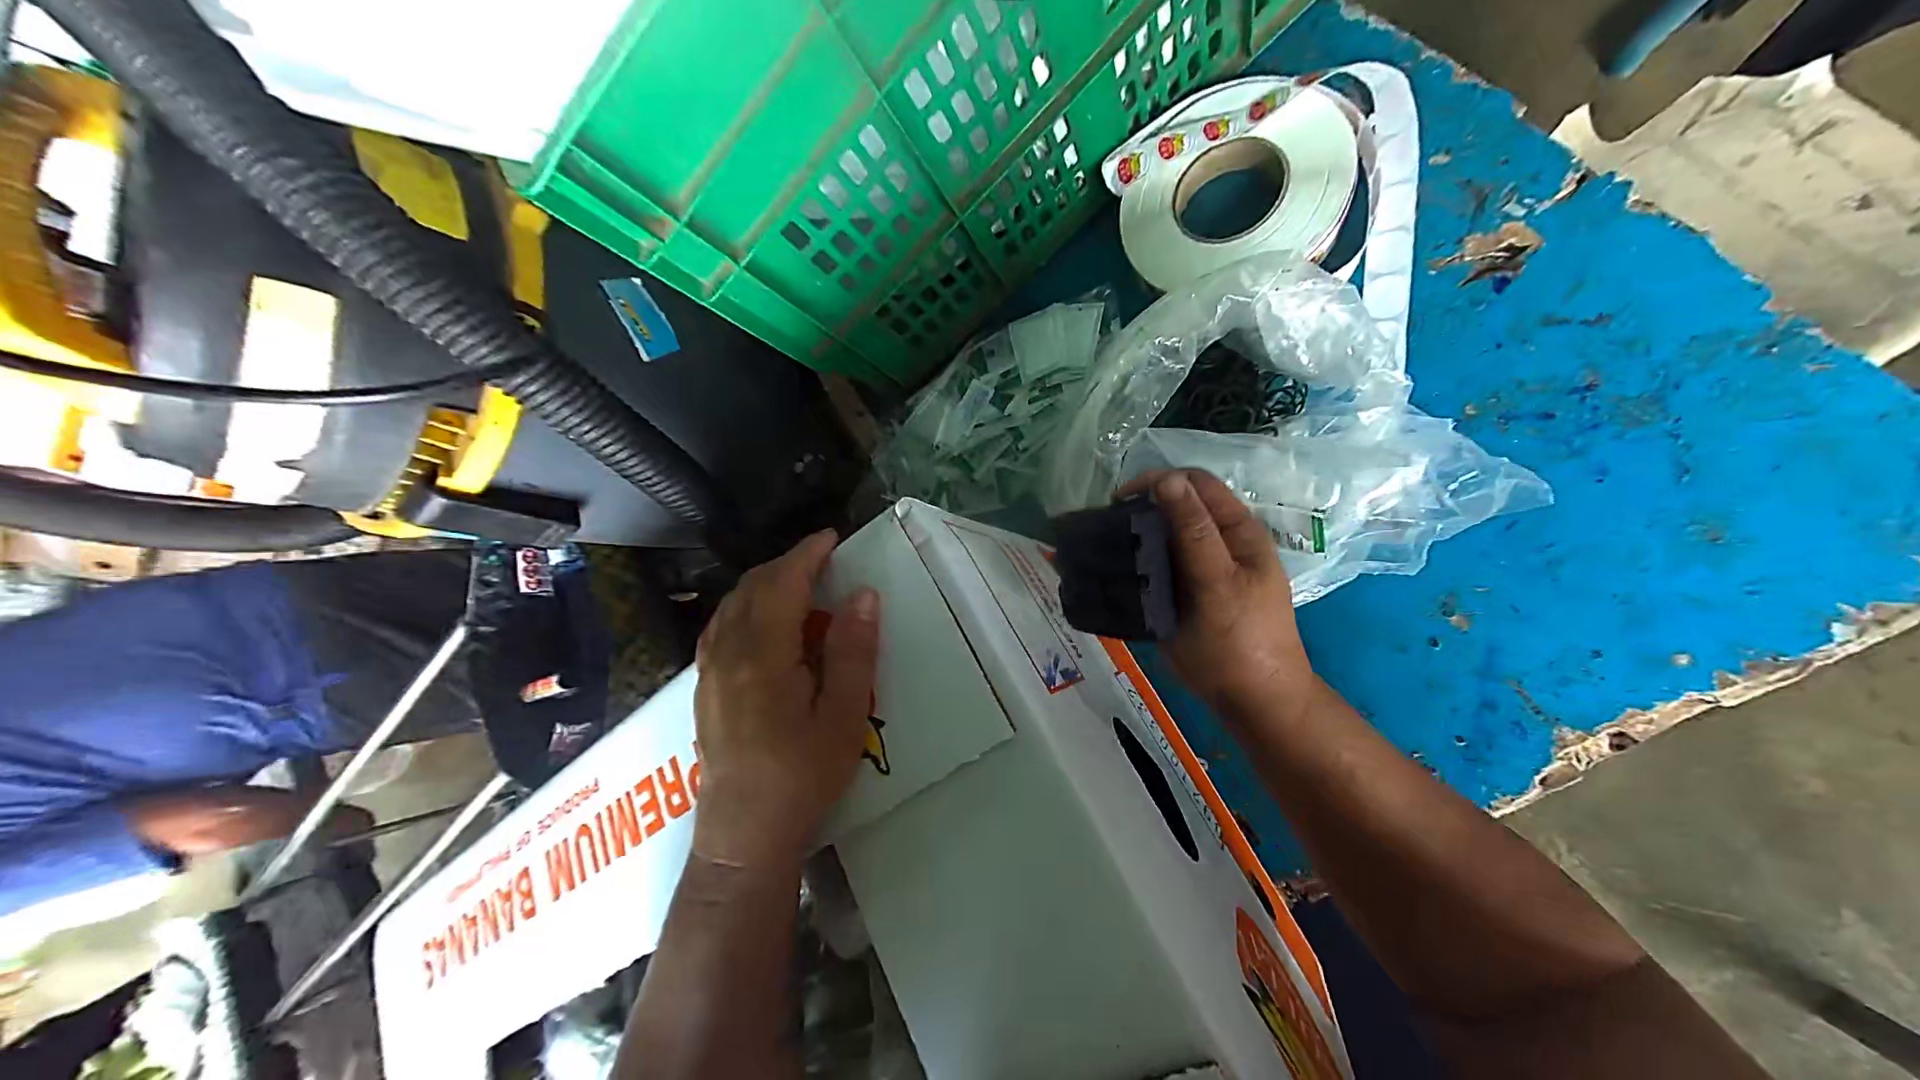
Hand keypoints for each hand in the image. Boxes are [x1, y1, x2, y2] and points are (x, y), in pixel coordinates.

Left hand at [692, 530, 879, 864]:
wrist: (744, 836)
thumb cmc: (802, 777)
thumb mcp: (843, 717)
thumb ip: (852, 652)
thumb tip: (863, 595)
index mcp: (762, 656)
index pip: (782, 584)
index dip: (806, 555)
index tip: (832, 538)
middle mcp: (726, 654)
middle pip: (751, 588)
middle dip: (786, 565)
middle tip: (822, 561)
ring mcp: (708, 672)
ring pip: (731, 607)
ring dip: (764, 584)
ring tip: (798, 586)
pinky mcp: (704, 690)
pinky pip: (720, 628)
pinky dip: (745, 608)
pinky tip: (763, 624)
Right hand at [1121, 470, 1319, 720]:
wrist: (1252, 702)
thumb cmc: (1241, 641)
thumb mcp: (1218, 582)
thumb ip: (1193, 531)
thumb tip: (1166, 480)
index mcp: (1236, 531)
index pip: (1195, 484)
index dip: (1158, 482)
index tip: (1118, 501)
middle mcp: (1215, 543)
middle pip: (1174, 508)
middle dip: (1138, 510)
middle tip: (1103, 528)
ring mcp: (1196, 570)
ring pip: (1159, 538)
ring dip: (1130, 537)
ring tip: (1098, 548)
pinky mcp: (1179, 595)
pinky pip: (1152, 568)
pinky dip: (1131, 565)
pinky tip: (1107, 573)